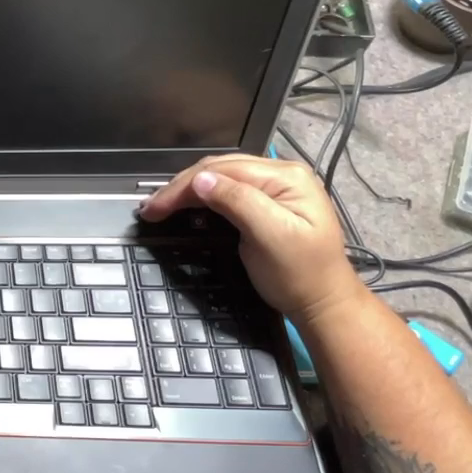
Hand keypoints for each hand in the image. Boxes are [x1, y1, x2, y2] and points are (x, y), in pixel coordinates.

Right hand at [137, 154, 366, 321]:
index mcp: (286, 177)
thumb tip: (200, 180)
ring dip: (186, 191)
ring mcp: (274, 187)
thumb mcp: (271, 237)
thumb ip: (238, 202)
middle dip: (179, 187)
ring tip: (160, 206)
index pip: (222, 170)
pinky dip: (200, 198)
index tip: (152, 209)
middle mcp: (281, 174)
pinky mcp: (266, 202)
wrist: (323, 303)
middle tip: (149, 209)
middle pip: (218, 169)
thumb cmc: (299, 274)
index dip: (182, 187)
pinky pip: (226, 190)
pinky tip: (184, 205)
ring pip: (219, 178)